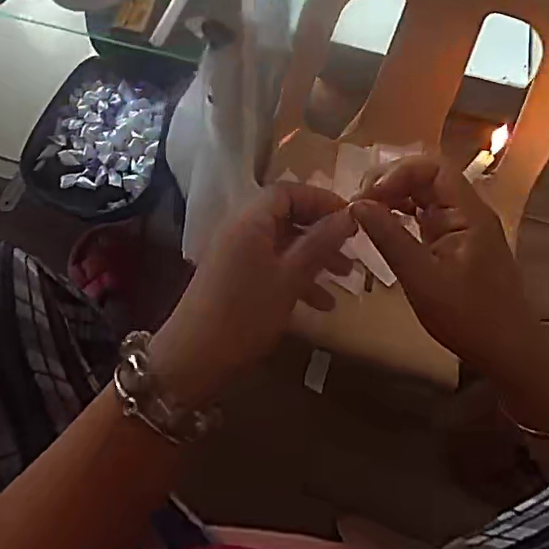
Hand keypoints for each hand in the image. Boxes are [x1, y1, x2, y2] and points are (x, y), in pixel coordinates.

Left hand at [150, 183, 355, 405]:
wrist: (194, 357)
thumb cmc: (245, 312)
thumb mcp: (290, 277)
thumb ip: (320, 243)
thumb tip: (349, 215)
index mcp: (250, 219)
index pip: (288, 191)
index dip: (321, 199)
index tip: (353, 216)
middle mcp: (241, 228)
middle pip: (286, 216)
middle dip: (321, 230)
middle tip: (354, 247)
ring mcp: (236, 253)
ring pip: (282, 243)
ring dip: (314, 256)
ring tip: (347, 277)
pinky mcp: (235, 277)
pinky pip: (272, 265)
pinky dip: (296, 277)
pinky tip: (322, 304)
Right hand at [350, 154, 543, 378]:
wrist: (510, 354)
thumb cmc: (469, 318)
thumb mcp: (422, 278)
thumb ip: (389, 237)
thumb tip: (356, 204)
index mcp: (468, 213)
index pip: (432, 168)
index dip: (397, 173)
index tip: (369, 196)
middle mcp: (466, 211)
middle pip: (425, 175)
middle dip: (389, 182)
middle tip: (359, 203)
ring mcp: (460, 225)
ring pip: (421, 193)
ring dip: (391, 196)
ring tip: (364, 211)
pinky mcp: (452, 240)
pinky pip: (422, 212)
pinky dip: (399, 212)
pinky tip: (381, 224)